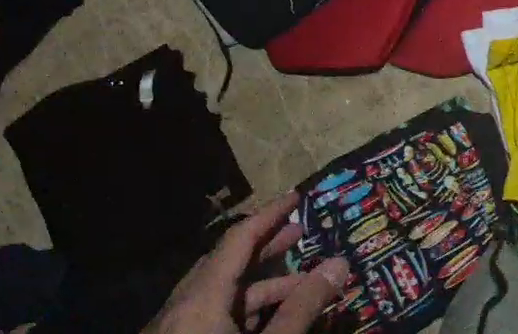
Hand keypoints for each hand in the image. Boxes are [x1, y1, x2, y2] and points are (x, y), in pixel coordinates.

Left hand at [143, 193, 350, 333]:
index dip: (269, 215)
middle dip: (265, 249)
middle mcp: (177, 315)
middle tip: (303, 233)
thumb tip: (340, 262)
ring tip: (305, 286)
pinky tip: (276, 322)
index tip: (298, 196)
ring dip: (262, 288)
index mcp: (198, 303)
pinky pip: (210, 324)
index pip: (236, 241)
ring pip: (218, 300)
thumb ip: (304, 305)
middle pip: (223, 267)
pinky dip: (245, 315)